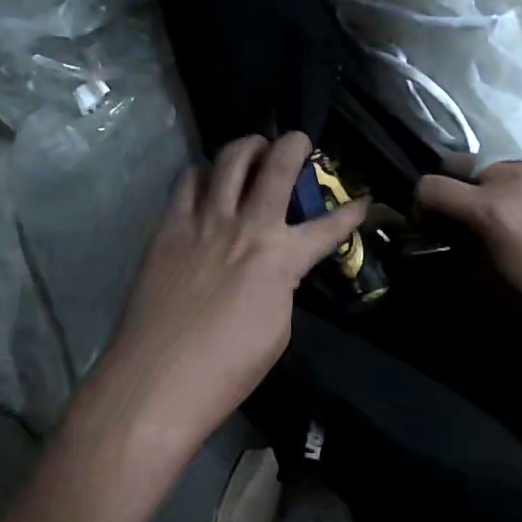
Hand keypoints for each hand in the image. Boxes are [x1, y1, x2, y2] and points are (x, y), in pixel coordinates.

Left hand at [96, 132, 368, 450]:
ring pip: (228, 160)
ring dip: (247, 146)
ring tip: (253, 149)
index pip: (329, 227)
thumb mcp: (278, 328)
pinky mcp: (168, 227)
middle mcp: (246, 226)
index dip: (352, 212)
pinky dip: (203, 172)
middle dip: (294, 144)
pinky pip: (187, 181)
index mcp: (281, 258)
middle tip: (299, 140)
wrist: (157, 382)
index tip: (364, 200)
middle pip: (275, 165)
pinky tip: (207, 180)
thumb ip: (283, 283)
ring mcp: (204, 221)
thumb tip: (278, 265)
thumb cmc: (228, 369)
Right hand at [417, 160, 521, 354]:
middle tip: (480, 226)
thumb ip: (460, 260)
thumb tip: (451, 244)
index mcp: (490, 208)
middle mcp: (516, 176)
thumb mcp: (493, 292)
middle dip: (463, 196)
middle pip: (467, 171)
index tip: (435, 229)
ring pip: (507, 169)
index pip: (430, 186)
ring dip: (502, 191)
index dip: (422, 207)